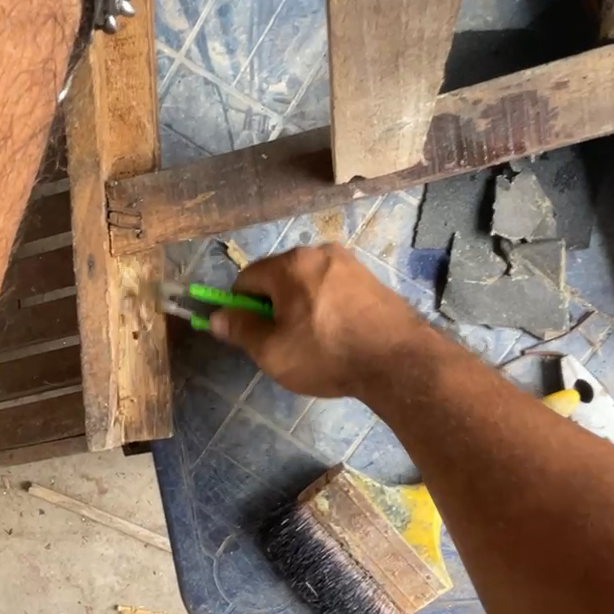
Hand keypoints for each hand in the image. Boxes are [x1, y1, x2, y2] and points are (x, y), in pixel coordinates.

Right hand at [210, 244, 430, 398]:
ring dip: (299, 307)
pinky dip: (324, 307)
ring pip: (307, 283)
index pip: (246, 279)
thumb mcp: (271, 351)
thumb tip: (216, 316)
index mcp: (289, 265)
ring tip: (311, 342)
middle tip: (280, 342)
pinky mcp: (371, 278)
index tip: (247, 334)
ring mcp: (349, 262)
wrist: (397, 361)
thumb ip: (240, 330)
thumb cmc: (325, 355)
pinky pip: (332, 288)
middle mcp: (318, 252)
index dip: (238, 307)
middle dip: (271, 306)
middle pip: (278, 277)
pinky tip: (335, 335)